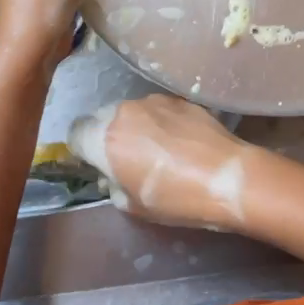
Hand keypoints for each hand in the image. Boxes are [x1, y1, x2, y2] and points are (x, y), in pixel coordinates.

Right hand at [68, 96, 253, 230]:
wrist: (227, 176)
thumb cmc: (175, 198)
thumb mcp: (133, 205)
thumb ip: (113, 185)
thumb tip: (114, 174)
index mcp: (106, 138)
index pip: (75, 133)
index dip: (82, 150)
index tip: (96, 165)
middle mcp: (126, 111)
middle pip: (103, 118)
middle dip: (108, 137)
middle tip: (126, 160)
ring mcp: (156, 101)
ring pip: (133, 112)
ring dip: (136, 127)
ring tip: (157, 151)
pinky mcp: (181, 99)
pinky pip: (159, 111)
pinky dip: (160, 123)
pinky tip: (179, 143)